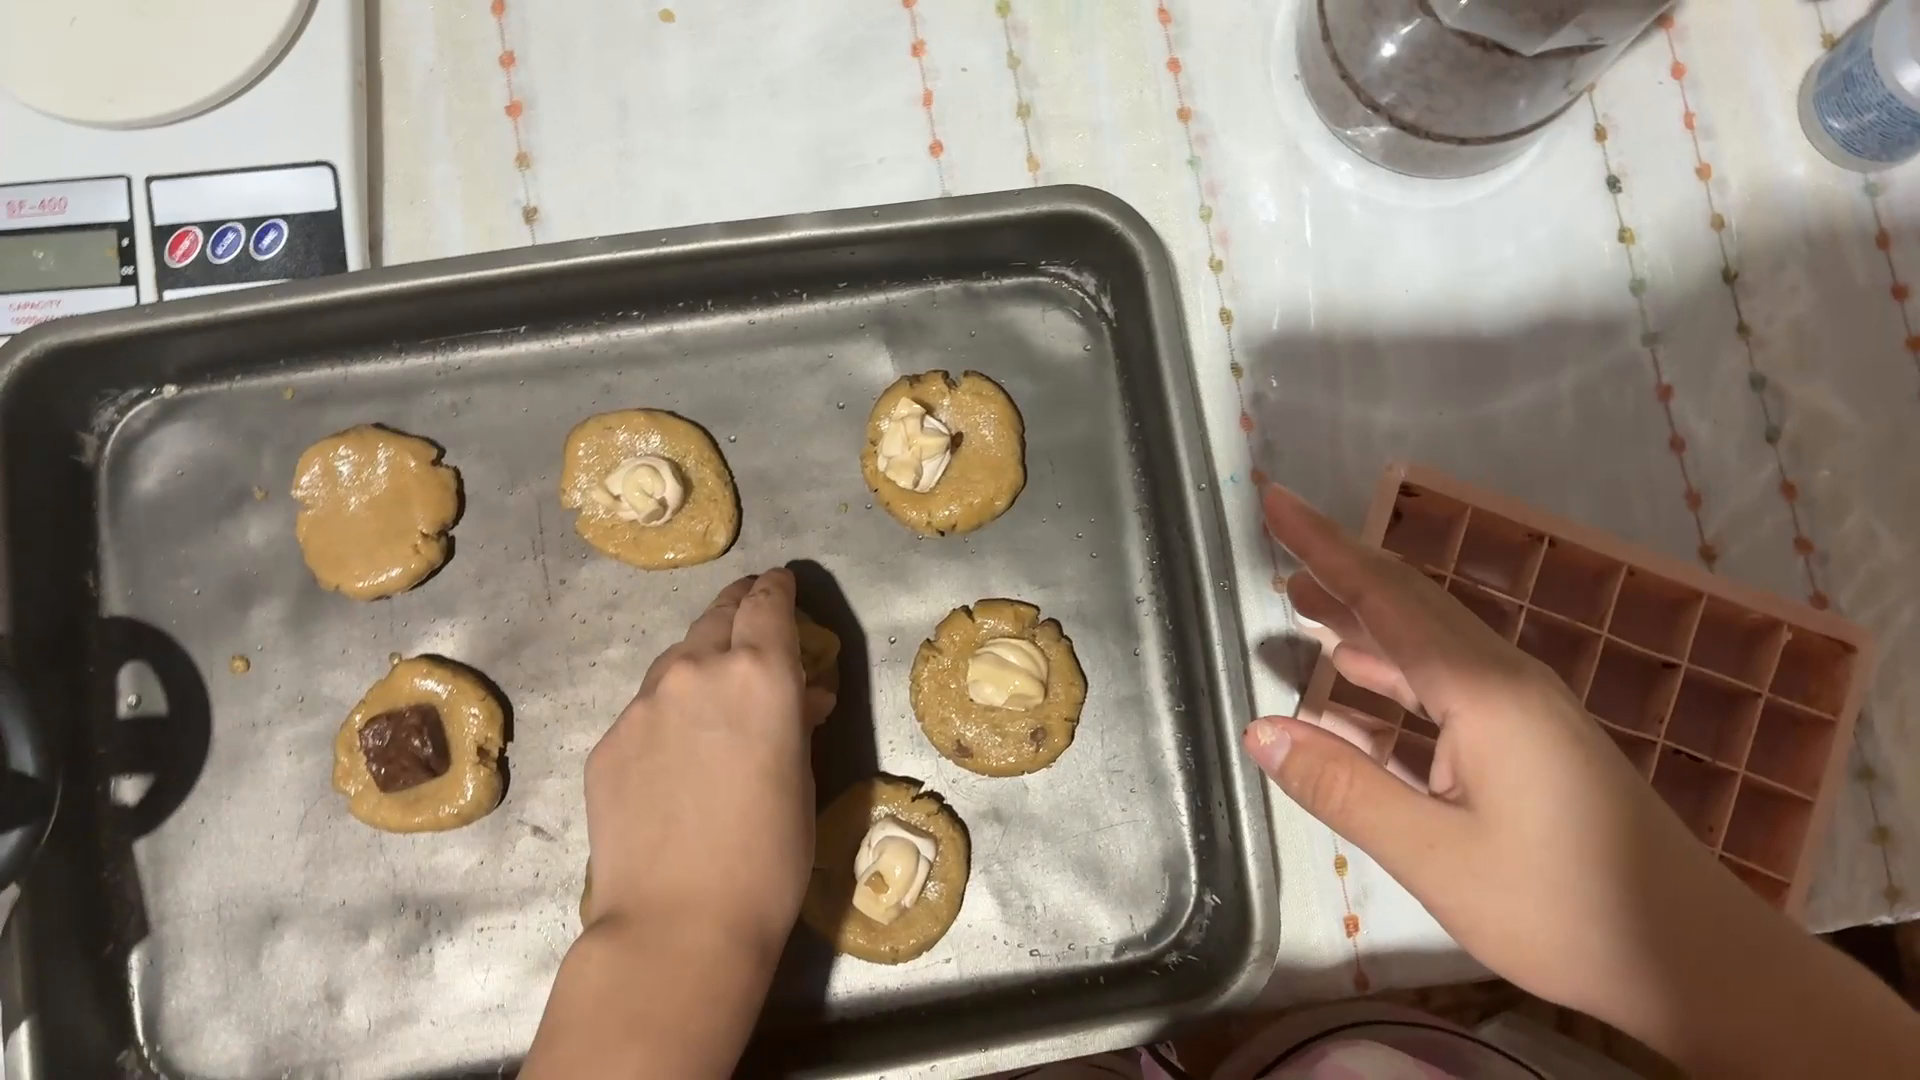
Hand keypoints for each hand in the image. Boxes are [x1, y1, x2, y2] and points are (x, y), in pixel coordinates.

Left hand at [581, 568, 831, 952]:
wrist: (679, 922)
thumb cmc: (771, 853)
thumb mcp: (803, 776)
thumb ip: (800, 719)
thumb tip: (804, 694)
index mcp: (759, 672)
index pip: (768, 603)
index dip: (777, 587)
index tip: (781, 581)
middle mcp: (698, 670)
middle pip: (718, 616)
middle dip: (739, 607)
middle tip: (751, 610)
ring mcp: (644, 704)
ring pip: (677, 660)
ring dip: (701, 660)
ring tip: (715, 688)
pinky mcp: (609, 741)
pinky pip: (647, 709)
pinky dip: (669, 711)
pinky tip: (676, 752)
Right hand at [1244, 485, 1797, 1046]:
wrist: (1701, 966)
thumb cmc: (1566, 908)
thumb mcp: (1435, 857)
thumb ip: (1341, 788)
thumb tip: (1256, 730)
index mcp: (1482, 689)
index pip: (1385, 593)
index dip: (1323, 543)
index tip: (1275, 499)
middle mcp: (1499, 680)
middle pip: (1405, 602)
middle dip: (1336, 567)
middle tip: (1274, 543)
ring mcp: (1513, 710)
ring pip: (1419, 641)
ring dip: (1356, 618)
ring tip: (1297, 598)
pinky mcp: (1518, 740)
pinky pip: (1435, 684)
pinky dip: (1382, 671)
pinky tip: (1347, 679)